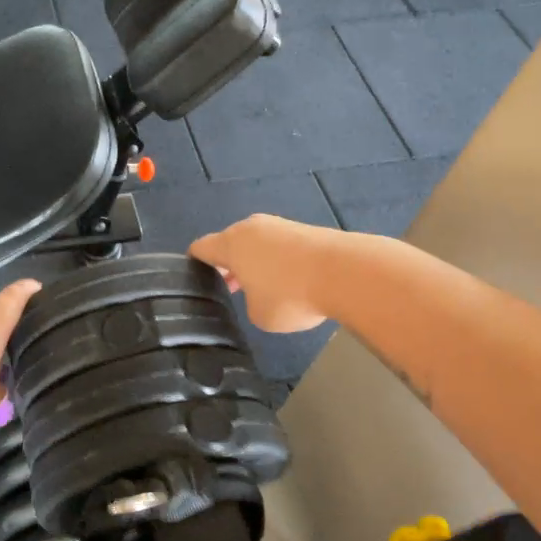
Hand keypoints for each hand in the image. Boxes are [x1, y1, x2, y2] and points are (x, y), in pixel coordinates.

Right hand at [189, 214, 344, 331]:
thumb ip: (250, 303)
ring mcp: (280, 226)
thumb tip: (262, 294)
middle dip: (229, 265)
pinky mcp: (305, 230)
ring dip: (255, 263)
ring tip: (264, 288)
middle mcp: (250, 228)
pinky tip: (291, 282)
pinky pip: (281, 246)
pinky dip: (280, 262)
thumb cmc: (291, 295)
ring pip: (257, 244)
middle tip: (232, 290)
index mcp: (230, 244)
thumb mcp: (259, 315)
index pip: (200, 248)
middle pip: (229, 244)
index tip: (195, 280)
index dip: (194, 264)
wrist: (346, 273)